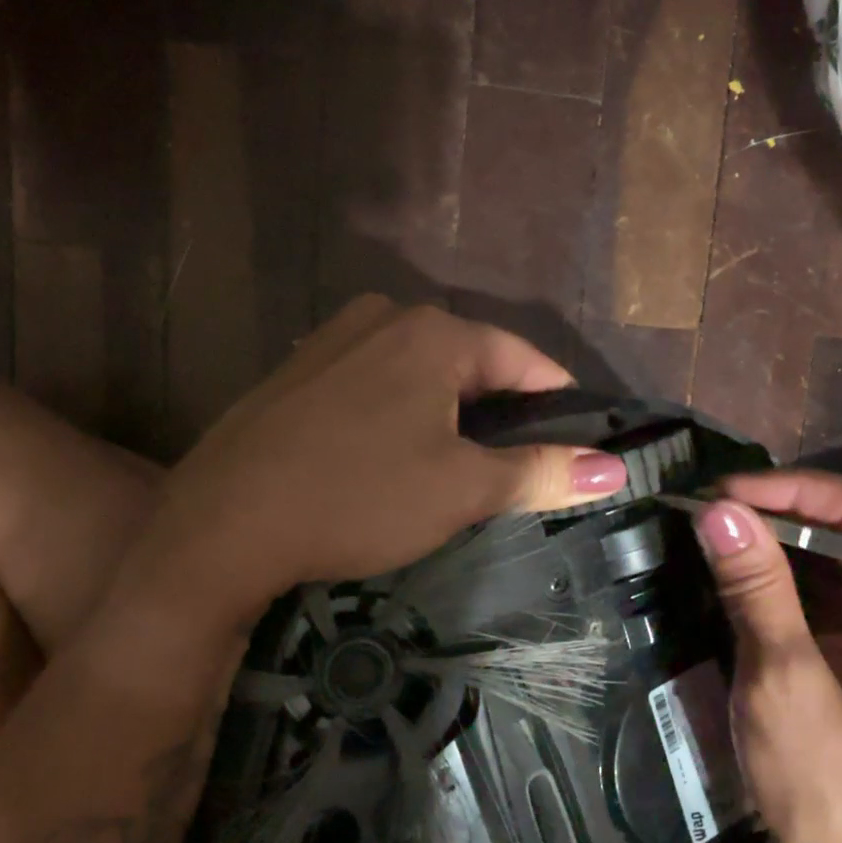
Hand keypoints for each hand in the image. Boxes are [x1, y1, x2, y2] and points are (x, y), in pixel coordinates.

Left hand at [148, 297, 626, 605]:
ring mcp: (330, 342)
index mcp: (433, 333)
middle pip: (467, 362)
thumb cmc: (358, 499)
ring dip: (444, 415)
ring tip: (453, 470)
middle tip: (512, 470)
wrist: (224, 523)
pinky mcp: (294, 374)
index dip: (556, 402)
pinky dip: (394, 417)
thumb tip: (617, 469)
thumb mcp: (461, 490)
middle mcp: (382, 318)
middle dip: (497, 411)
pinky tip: (385, 460)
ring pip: (415, 375)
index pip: (523, 359)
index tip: (574, 445)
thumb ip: (540, 472)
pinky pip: (369, 387)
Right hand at [692, 472, 841, 842]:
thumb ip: (756, 588)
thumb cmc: (824, 783)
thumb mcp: (781, 679)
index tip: (725, 493)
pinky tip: (741, 570)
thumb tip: (717, 511)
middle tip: (710, 510)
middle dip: (784, 511)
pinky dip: (785, 576)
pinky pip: (832, 593)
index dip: (798, 490)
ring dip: (780, 541)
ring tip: (716, 531)